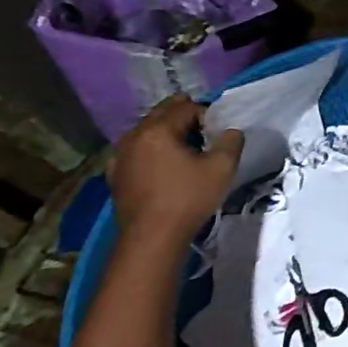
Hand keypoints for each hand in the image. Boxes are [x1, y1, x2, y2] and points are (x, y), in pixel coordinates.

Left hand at [109, 96, 243, 250]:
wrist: (152, 238)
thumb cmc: (188, 199)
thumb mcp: (222, 168)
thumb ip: (231, 142)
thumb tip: (231, 131)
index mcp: (158, 130)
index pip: (185, 108)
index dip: (206, 114)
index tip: (218, 131)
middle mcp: (134, 137)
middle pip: (161, 114)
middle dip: (183, 116)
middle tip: (203, 128)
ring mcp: (120, 156)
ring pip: (145, 131)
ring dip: (165, 131)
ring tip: (183, 144)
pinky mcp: (116, 175)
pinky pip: (134, 151)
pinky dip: (149, 149)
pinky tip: (159, 161)